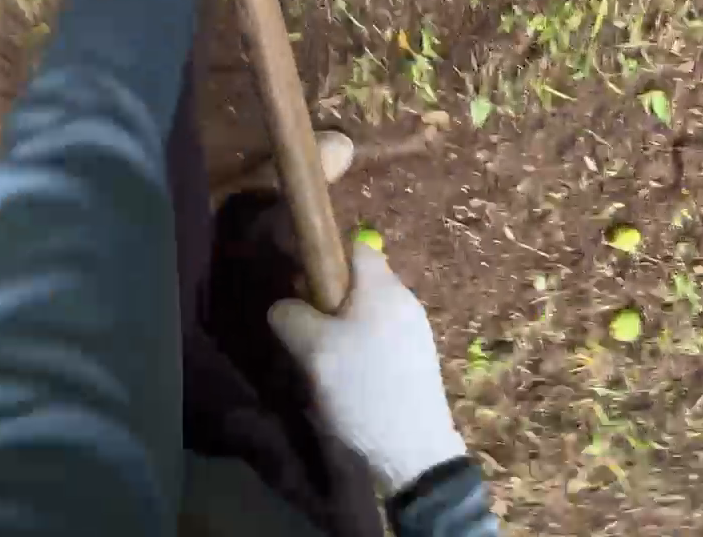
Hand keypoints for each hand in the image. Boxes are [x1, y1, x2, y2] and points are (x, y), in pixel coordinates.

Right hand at [268, 243, 467, 492]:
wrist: (415, 456)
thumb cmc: (363, 389)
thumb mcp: (314, 350)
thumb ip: (292, 317)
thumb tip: (284, 307)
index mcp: (384, 286)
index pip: (355, 246)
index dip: (327, 258)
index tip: (306, 287)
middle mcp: (405, 300)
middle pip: (360, 283)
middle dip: (332, 302)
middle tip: (310, 335)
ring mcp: (417, 331)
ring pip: (370, 313)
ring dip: (346, 331)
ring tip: (328, 367)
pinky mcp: (419, 360)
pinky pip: (383, 339)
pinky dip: (364, 351)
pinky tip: (352, 385)